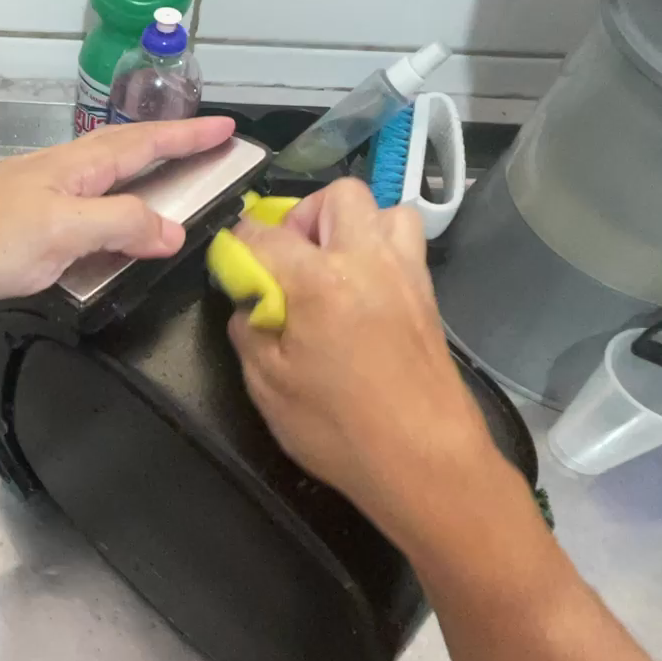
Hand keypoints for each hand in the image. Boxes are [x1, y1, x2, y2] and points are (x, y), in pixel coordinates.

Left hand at [0, 117, 237, 311]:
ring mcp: (37, 195)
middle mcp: (60, 172)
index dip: (187, 137)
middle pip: (124, 150)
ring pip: (101, 178)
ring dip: (137, 175)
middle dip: (167, 146)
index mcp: (77, 167)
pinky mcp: (20, 223)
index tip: (226, 128)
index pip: (145, 143)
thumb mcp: (63, 231)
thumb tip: (172, 231)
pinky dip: (105, 211)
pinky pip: (79, 210)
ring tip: (162, 182)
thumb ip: (120, 226)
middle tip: (202, 147)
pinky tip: (101, 228)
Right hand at [226, 179, 524, 550]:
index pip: (264, 234)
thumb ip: (249, 331)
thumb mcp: (267, 385)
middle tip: (288, 262)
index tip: (232, 271)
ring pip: (383, 210)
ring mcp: (407, 276)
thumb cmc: (338, 428)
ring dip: (350, 227)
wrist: (425, 463)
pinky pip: (404, 246)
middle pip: (337, 197)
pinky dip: (377, 252)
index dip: (238, 247)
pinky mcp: (428, 299)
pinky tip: (359, 297)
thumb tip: (250, 306)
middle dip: (302, 217)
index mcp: (320, 279)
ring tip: (330, 270)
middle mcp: (369, 261)